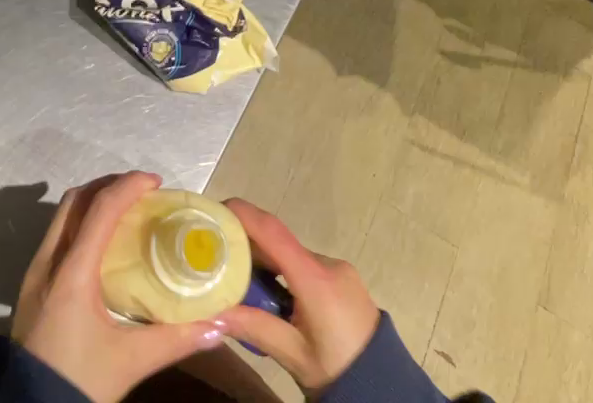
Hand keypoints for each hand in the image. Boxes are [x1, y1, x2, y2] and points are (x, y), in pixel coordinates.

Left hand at [13, 172, 229, 401]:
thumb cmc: (78, 381)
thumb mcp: (130, 362)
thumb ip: (176, 340)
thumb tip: (219, 324)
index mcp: (72, 272)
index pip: (99, 210)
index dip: (128, 186)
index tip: (156, 182)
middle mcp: (48, 262)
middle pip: (76, 200)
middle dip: (109, 185)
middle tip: (143, 191)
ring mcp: (36, 273)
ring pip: (63, 215)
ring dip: (94, 202)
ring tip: (127, 210)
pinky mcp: (33, 286)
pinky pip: (58, 234)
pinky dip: (82, 222)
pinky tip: (104, 244)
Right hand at [218, 199, 379, 391]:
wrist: (382, 382)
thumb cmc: (337, 368)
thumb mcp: (293, 355)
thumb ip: (254, 328)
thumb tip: (210, 314)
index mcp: (316, 279)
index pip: (274, 233)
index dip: (244, 215)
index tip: (215, 208)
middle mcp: (327, 264)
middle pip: (279, 242)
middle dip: (246, 244)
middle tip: (212, 253)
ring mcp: (337, 268)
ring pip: (290, 254)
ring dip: (263, 261)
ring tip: (234, 277)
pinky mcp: (341, 277)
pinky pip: (303, 263)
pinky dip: (281, 271)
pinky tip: (267, 292)